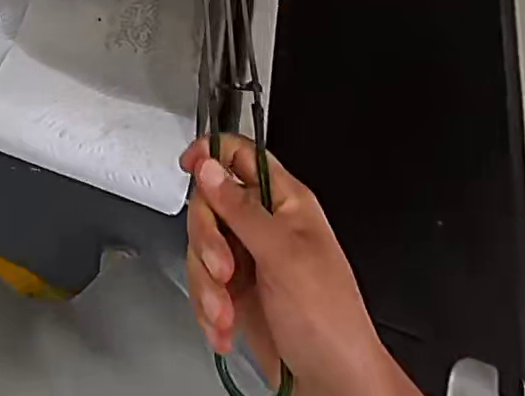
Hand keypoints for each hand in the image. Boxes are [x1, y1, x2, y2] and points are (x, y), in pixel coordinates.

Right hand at [180, 135, 420, 395]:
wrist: (335, 390)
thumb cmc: (330, 321)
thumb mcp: (283, 255)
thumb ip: (240, 208)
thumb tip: (208, 166)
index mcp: (284, 202)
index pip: (241, 155)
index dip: (213, 152)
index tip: (189, 165)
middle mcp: (264, 224)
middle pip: (211, 203)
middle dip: (207, 240)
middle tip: (221, 267)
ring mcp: (248, 257)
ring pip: (201, 244)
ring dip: (206, 283)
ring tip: (224, 312)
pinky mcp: (235, 290)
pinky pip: (201, 280)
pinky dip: (206, 306)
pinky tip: (223, 327)